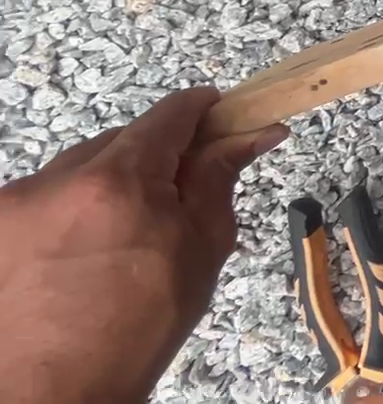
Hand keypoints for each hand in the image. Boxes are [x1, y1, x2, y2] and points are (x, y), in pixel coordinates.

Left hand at [0, 88, 287, 402]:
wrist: (51, 394)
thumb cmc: (142, 319)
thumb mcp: (204, 241)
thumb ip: (220, 176)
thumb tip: (256, 133)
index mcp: (115, 181)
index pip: (169, 115)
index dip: (205, 109)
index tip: (230, 114)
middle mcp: (48, 185)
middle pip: (120, 140)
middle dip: (158, 153)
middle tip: (188, 184)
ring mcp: (5, 213)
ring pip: (77, 169)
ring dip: (112, 180)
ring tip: (132, 226)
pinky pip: (42, 200)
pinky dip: (74, 207)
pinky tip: (89, 246)